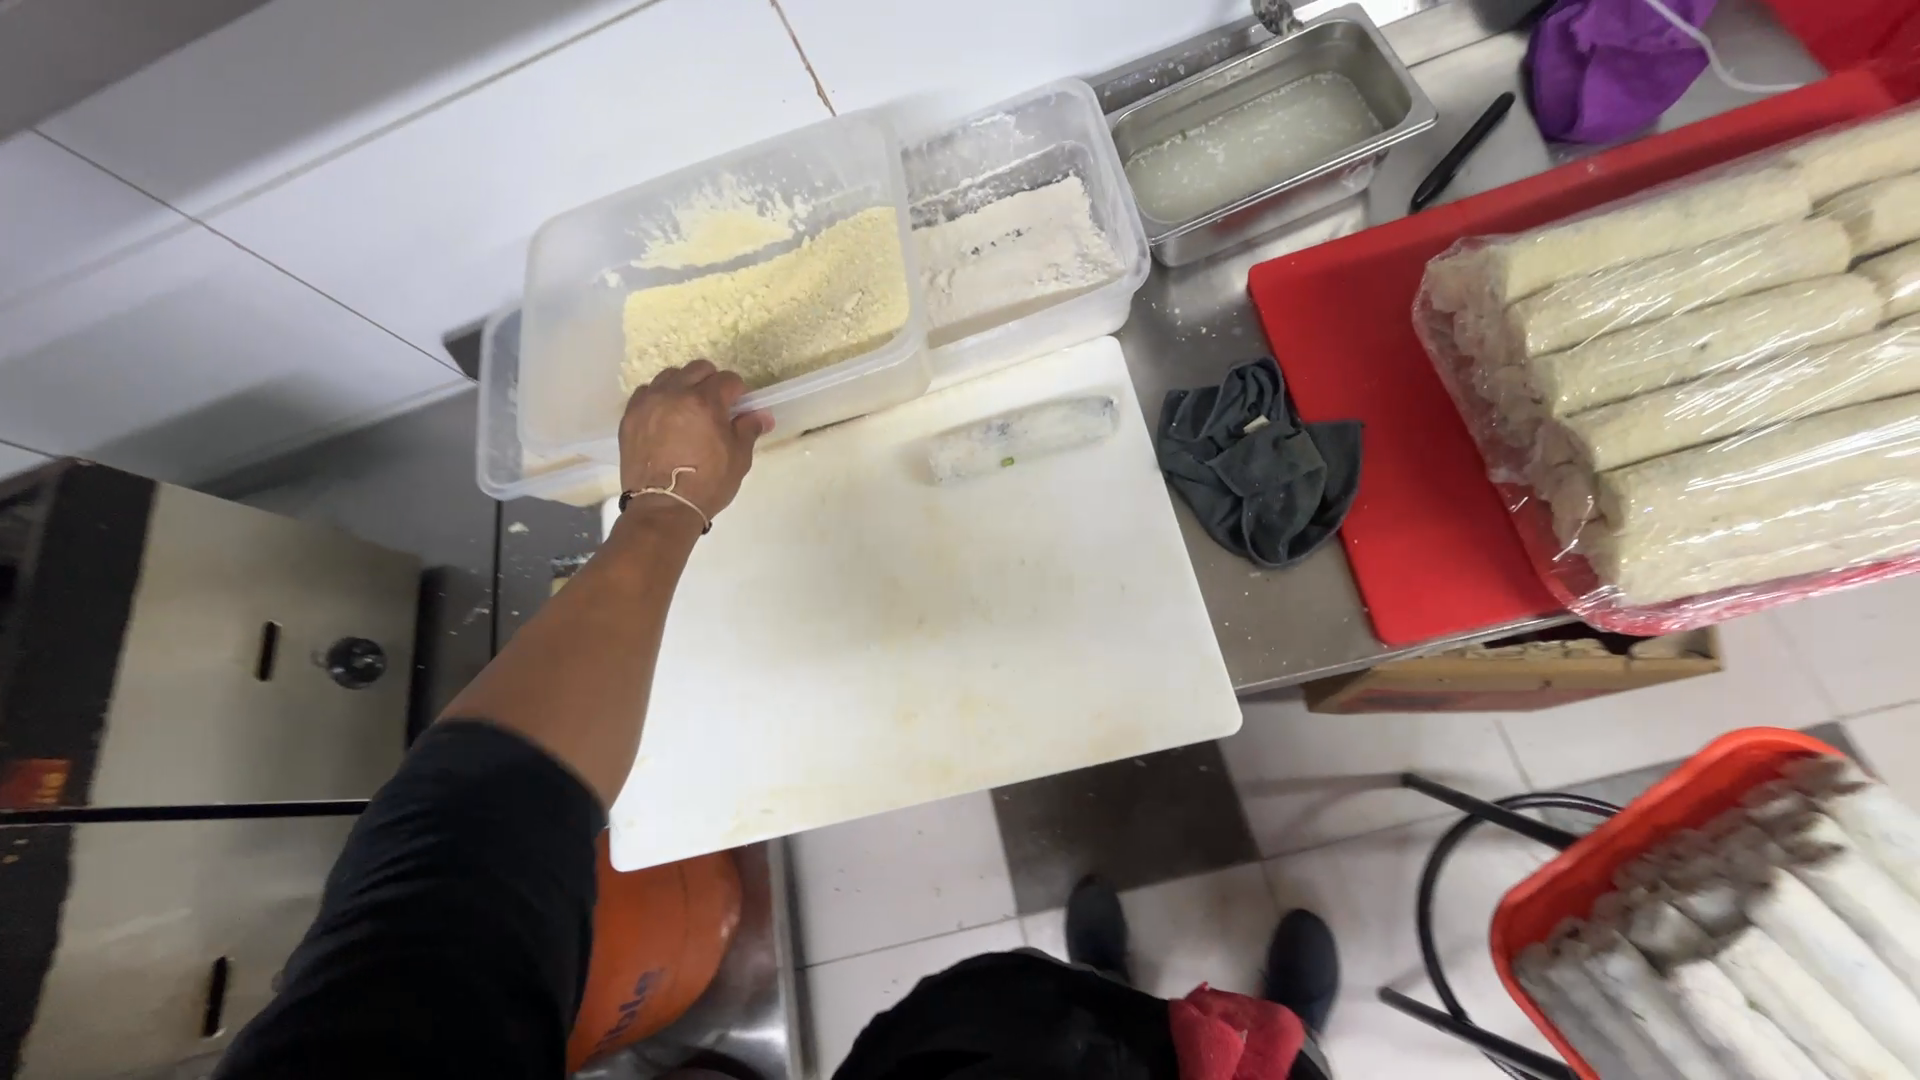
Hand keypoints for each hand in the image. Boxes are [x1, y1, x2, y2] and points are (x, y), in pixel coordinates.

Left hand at [618, 360, 770, 526]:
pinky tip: (666, 417)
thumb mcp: (738, 458)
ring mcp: (648, 403)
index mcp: (705, 402)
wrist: (664, 507)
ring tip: (688, 409)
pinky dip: (659, 398)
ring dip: (683, 386)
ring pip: (669, 376)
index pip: (728, 379)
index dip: (738, 391)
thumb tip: (762, 415)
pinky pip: (647, 393)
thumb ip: (748, 429)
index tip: (739, 406)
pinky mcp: (630, 417)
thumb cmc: (708, 484)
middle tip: (716, 405)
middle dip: (711, 381)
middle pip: (697, 369)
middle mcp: (674, 394)